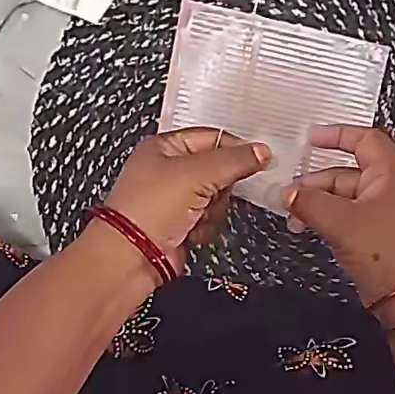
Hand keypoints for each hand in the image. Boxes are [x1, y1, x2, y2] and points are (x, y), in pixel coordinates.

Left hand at [102, 127, 270, 269]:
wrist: (132, 256)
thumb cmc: (150, 208)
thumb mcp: (197, 173)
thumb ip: (234, 160)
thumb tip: (261, 151)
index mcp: (166, 147)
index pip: (212, 137)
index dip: (236, 148)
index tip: (258, 159)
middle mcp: (169, 170)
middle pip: (218, 169)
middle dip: (222, 186)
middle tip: (213, 192)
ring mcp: (174, 198)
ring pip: (217, 196)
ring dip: (214, 208)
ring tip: (198, 214)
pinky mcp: (180, 222)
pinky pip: (209, 218)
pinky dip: (206, 225)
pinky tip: (193, 230)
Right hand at [281, 125, 394, 323]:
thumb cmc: (386, 252)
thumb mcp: (341, 221)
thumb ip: (309, 202)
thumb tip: (285, 192)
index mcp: (391, 174)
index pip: (365, 140)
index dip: (337, 135)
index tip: (310, 139)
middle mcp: (390, 188)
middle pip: (347, 171)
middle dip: (316, 181)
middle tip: (289, 193)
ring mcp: (385, 213)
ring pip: (344, 197)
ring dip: (317, 203)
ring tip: (294, 217)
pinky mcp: (378, 235)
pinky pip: (348, 217)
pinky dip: (327, 218)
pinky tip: (308, 228)